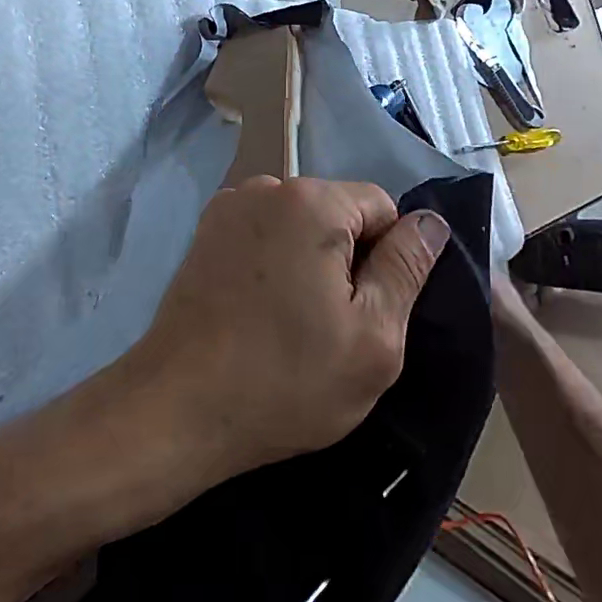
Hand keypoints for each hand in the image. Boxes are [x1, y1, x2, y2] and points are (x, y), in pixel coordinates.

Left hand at [132, 176, 451, 474]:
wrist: (170, 415)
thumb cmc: (284, 381)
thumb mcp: (373, 336)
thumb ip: (407, 268)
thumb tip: (430, 221)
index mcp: (312, 201)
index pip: (383, 209)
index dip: (387, 262)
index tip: (364, 313)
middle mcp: (268, 187)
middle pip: (341, 214)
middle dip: (348, 262)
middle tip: (330, 327)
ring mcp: (229, 208)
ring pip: (304, 226)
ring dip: (311, 264)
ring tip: (292, 324)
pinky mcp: (205, 234)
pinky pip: (267, 235)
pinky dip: (276, 265)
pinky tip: (260, 314)